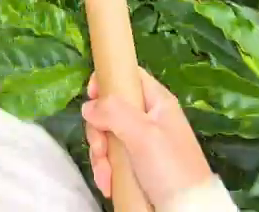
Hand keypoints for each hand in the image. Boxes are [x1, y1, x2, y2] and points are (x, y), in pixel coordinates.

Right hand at [81, 68, 213, 203]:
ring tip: (105, 176)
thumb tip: (88, 106)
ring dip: (100, 155)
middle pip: (110, 108)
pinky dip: (106, 170)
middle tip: (100, 149)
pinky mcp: (137, 166)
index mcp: (156, 101)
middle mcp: (148, 119)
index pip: (127, 74)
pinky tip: (108, 184)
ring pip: (108, 135)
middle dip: (98, 130)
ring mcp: (142, 143)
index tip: (91, 97)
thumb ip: (113, 111)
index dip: (106, 80)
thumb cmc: (170, 168)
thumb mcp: (143, 134)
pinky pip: (112, 158)